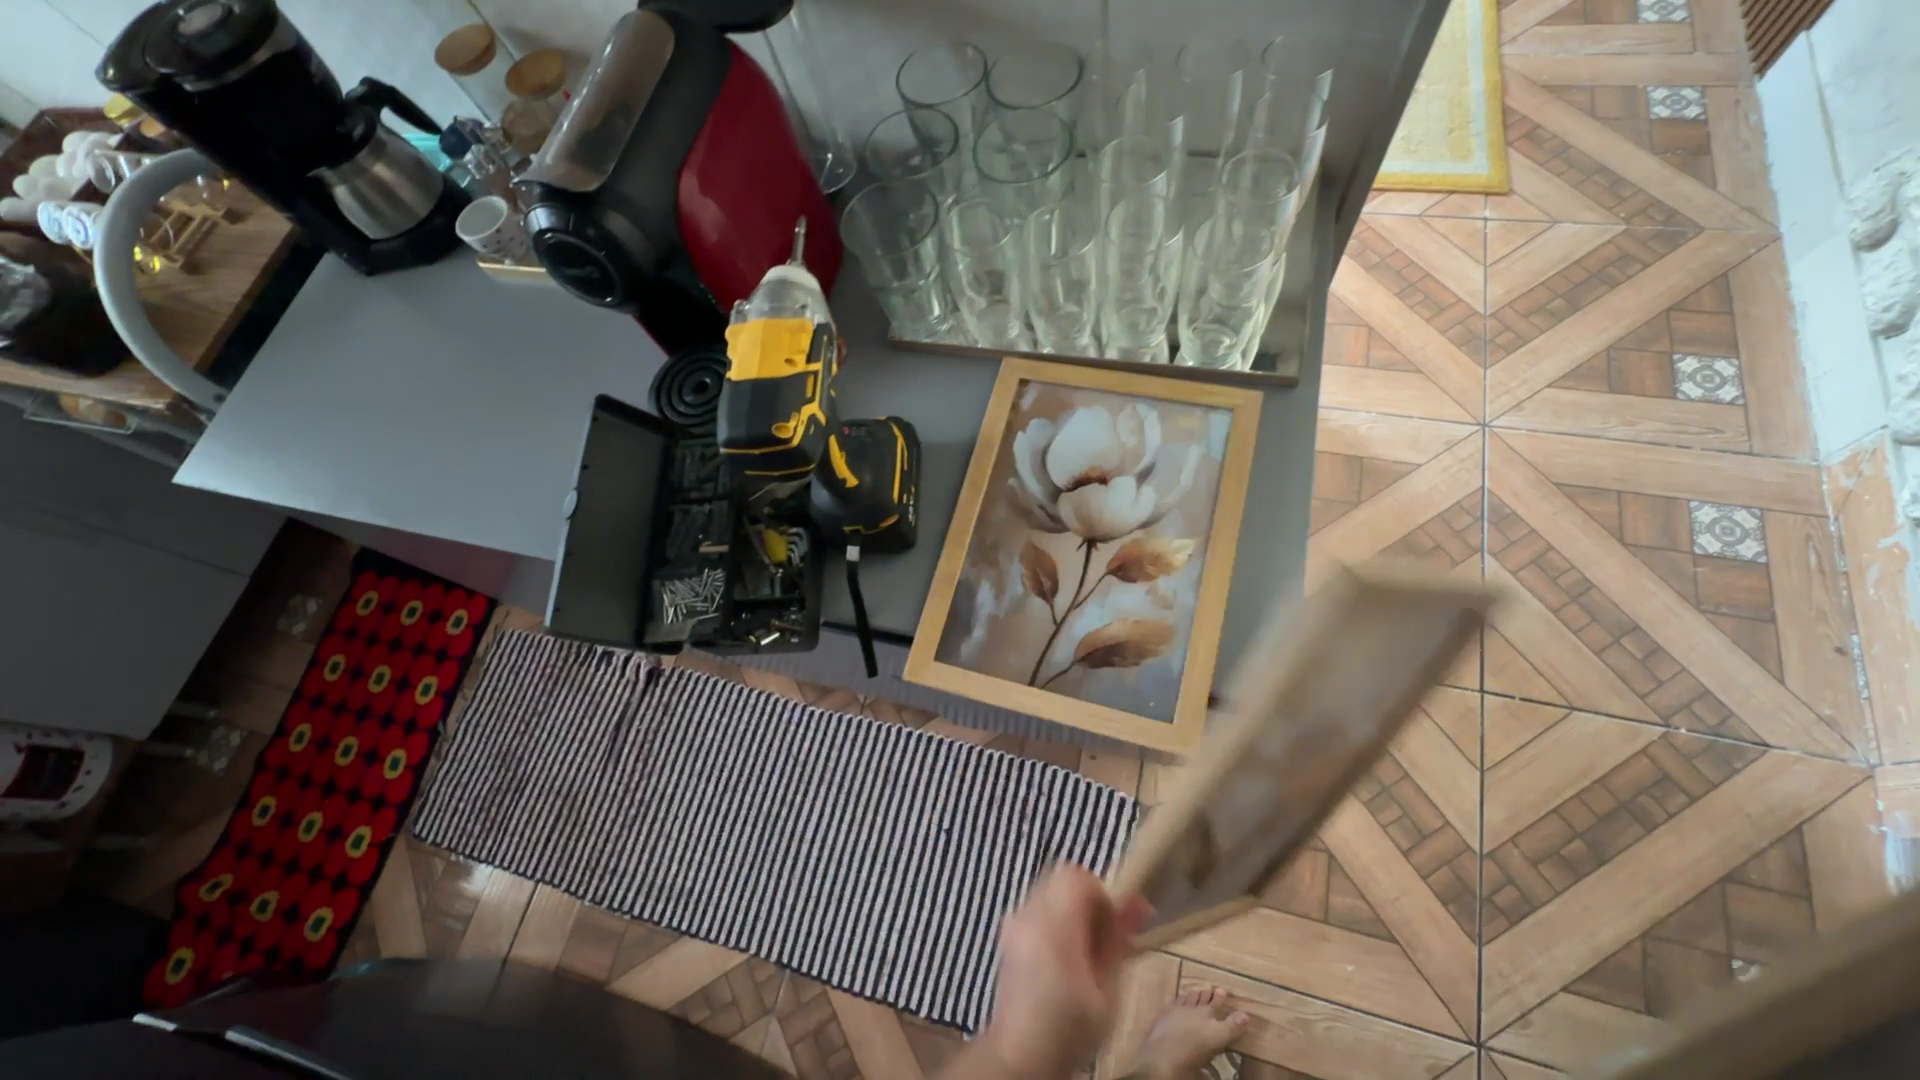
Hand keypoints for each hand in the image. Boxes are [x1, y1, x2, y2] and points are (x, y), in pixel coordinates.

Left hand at [974, 864, 1151, 1078]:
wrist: (1021, 1054)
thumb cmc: (1071, 1029)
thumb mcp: (1108, 991)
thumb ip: (1119, 941)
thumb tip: (1137, 904)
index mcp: (1054, 927)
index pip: (1078, 877)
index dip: (1104, 893)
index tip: (1119, 922)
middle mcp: (1028, 914)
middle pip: (1063, 877)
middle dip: (1089, 897)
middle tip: (1105, 934)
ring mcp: (1014, 921)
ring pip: (1050, 888)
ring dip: (1072, 906)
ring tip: (1086, 947)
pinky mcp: (1007, 933)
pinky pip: (1038, 905)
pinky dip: (1056, 916)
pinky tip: (1065, 953)